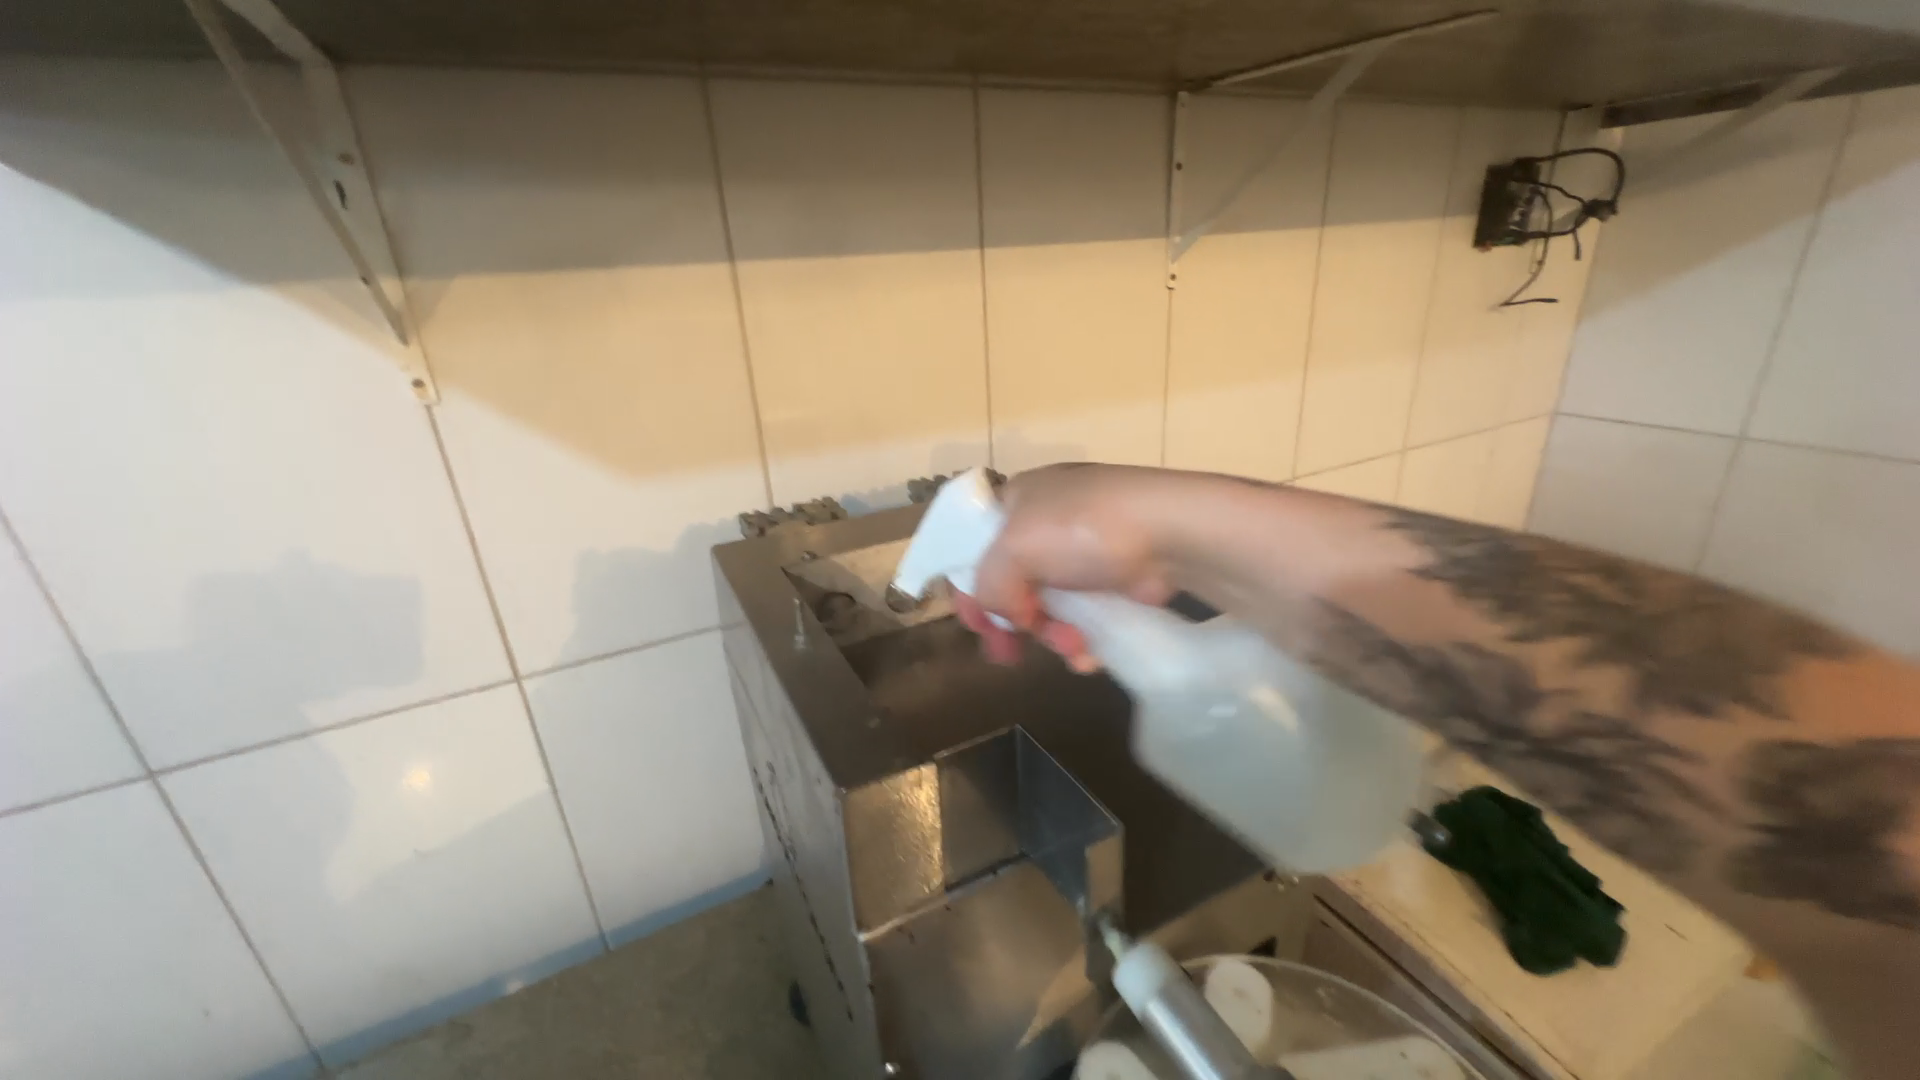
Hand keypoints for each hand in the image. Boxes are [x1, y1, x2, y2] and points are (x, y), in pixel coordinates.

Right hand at [949, 464, 1178, 669]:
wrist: (1170, 532)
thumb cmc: (1083, 530)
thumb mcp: (1014, 550)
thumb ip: (989, 586)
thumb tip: (1009, 617)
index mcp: (1015, 500)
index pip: (971, 545)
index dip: (967, 588)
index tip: (977, 627)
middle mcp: (1044, 521)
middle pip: (1009, 581)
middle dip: (1012, 621)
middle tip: (1009, 656)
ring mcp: (1081, 549)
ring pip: (1046, 604)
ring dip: (1051, 633)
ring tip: (1071, 648)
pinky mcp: (1111, 576)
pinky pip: (1081, 613)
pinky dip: (1080, 635)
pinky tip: (1088, 653)